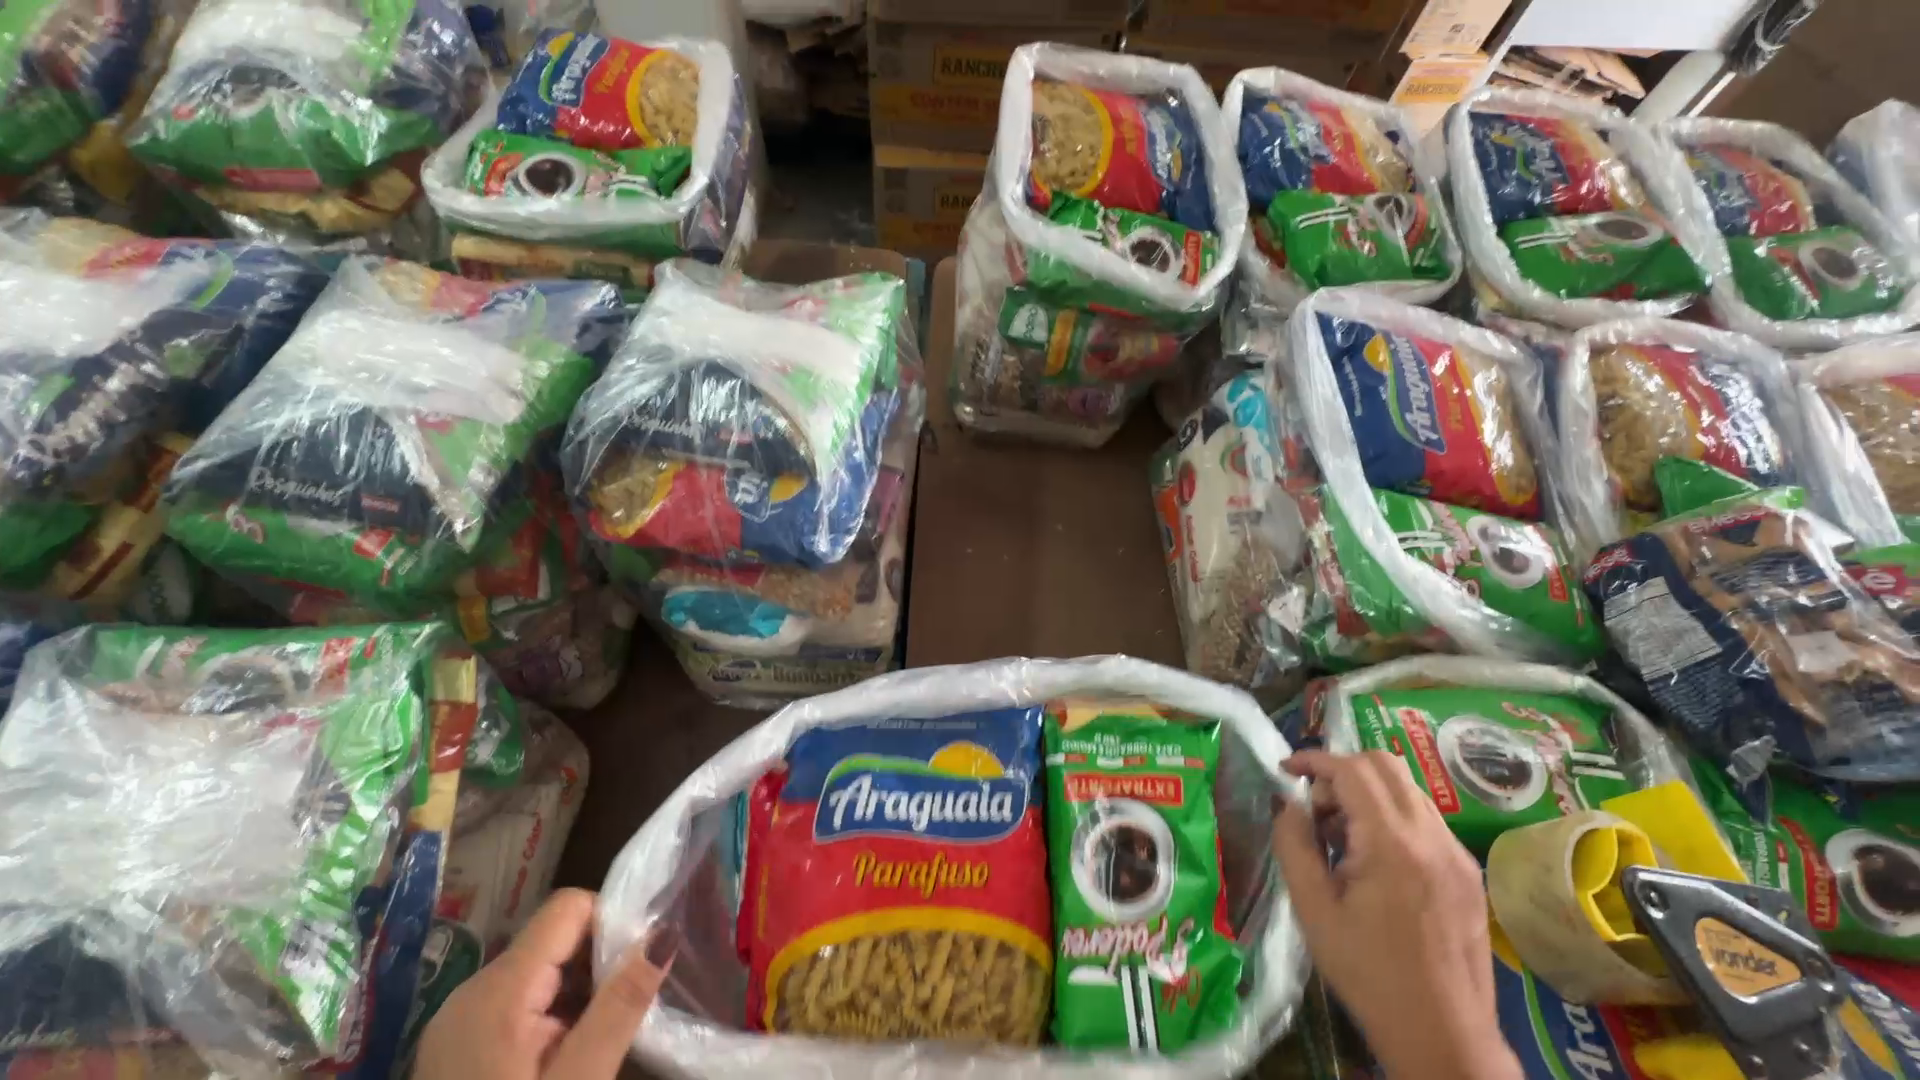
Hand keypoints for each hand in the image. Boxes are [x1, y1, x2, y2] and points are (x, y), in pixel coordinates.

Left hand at [415, 889, 673, 1079]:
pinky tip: (562, 1059)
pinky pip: (516, 1001)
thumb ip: (620, 1005)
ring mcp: (458, 1017)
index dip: (613, 923)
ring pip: (538, 970)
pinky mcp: (455, 1042)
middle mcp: (472, 989)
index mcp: (498, 990)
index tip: (639, 966)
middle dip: (599, 963)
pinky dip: (551, 1014)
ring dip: (578, 992)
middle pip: (554, 937)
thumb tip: (665, 931)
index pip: (568, 907)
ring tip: (595, 1043)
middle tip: (624, 1014)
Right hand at [1271, 751, 1521, 1079]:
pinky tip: (1371, 862)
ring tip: (1338, 838)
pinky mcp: (1467, 872)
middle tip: (1314, 807)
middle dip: (1342, 771)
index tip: (1285, 770)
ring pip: (1408, 790)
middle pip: (1386, 765)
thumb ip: (1294, 845)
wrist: (1443, 1034)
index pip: (1352, 770)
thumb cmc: (1368, 974)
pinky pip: (1425, 820)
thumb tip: (1288, 804)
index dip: (1314, 759)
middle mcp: (1432, 837)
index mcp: (1391, 845)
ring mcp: (1457, 853)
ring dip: (1367, 794)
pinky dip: (1390, 818)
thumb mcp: (1313, 910)